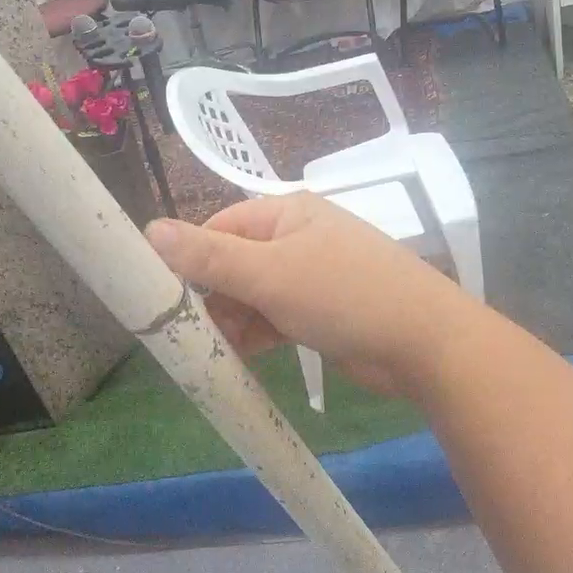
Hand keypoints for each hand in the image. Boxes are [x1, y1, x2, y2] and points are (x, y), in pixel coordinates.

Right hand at [145, 194, 479, 397]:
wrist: (424, 344)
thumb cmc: (345, 295)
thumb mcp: (270, 274)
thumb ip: (209, 257)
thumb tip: (149, 228)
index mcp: (287, 214)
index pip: (219, 228)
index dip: (189, 260)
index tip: (161, 298)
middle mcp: (297, 239)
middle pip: (233, 264)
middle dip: (210, 298)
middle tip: (184, 335)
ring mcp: (311, 278)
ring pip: (252, 296)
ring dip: (230, 322)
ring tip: (209, 351)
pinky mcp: (320, 314)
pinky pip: (273, 319)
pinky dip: (255, 336)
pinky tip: (236, 359)